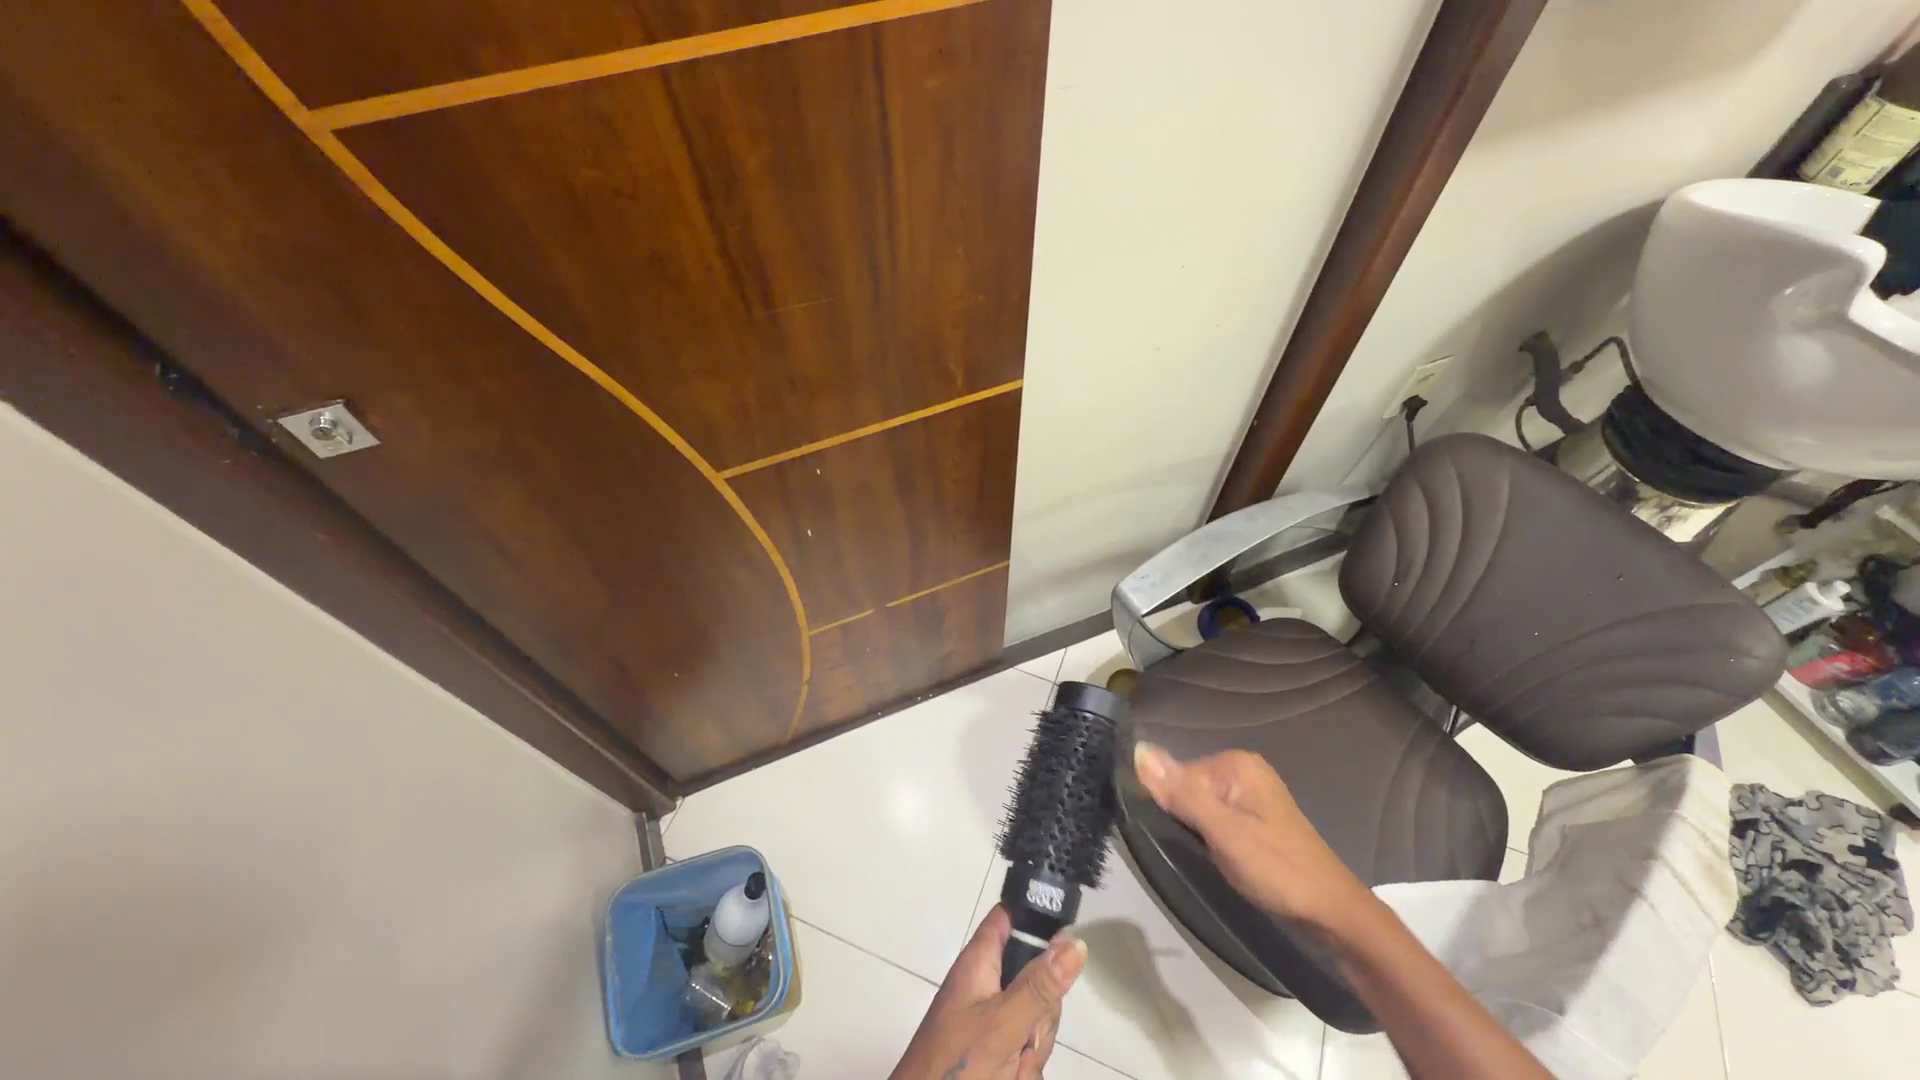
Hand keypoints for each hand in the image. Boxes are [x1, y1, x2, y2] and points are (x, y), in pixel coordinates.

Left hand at [889, 905, 1085, 1079]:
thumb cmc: (956, 1065)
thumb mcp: (1002, 1023)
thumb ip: (1039, 986)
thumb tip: (1075, 941)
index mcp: (979, 963)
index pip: (1011, 917)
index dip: (1038, 917)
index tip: (1067, 939)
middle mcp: (986, 985)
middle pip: (1037, 976)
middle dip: (1043, 1010)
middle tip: (1027, 1032)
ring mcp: (992, 1019)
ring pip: (1037, 1017)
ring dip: (1034, 1046)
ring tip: (1011, 1066)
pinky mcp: (997, 1049)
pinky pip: (1028, 1048)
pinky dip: (1025, 1067)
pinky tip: (1012, 1077)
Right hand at [1131, 743, 1367, 928]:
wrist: (1332, 912)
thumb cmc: (1277, 870)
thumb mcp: (1223, 832)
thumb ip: (1180, 793)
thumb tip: (1138, 750)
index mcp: (1236, 764)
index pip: (1175, 775)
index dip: (1168, 807)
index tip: (1174, 839)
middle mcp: (1243, 771)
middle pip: (1187, 789)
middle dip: (1182, 820)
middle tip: (1195, 853)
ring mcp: (1251, 795)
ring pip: (1199, 807)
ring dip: (1195, 831)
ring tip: (1206, 857)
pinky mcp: (1255, 819)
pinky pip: (1215, 818)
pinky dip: (1209, 837)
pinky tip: (1217, 857)